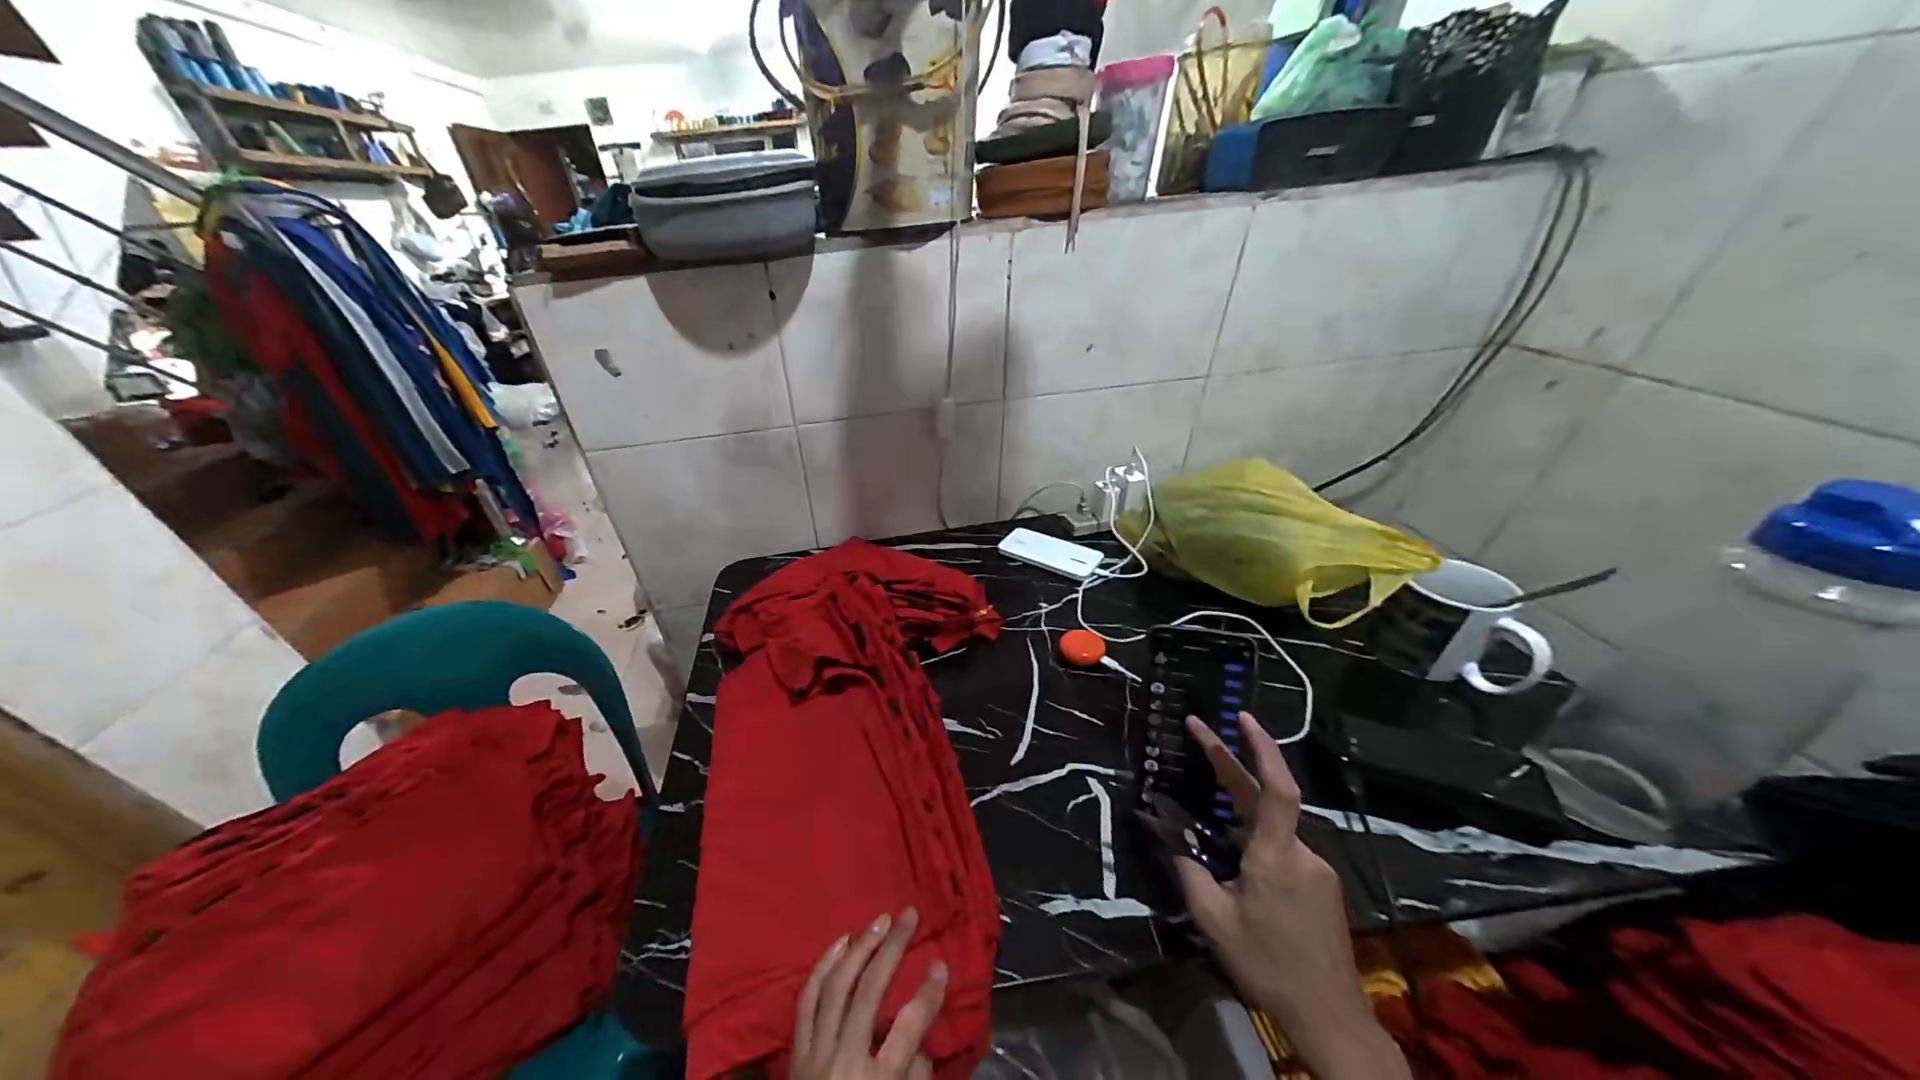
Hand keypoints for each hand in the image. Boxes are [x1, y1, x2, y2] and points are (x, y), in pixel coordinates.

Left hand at [793, 907, 947, 1079]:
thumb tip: (918, 1036)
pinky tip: (841, 942)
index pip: (908, 1027)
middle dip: (893, 948)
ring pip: (836, 986)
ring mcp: (815, 1052)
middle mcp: (843, 1060)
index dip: (928, 993)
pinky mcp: (796, 1050)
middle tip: (910, 915)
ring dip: (860, 947)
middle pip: (869, 993)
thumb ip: (914, 1074)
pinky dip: (824, 965)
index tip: (941, 964)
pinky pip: (807, 998)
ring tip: (880, 921)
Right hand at [1176, 713, 1409, 1079]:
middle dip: (1231, 762)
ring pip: (1273, 828)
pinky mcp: (1323, 886)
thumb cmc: (1267, 965)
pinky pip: (1284, 850)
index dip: (1262, 748)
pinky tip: (1238, 865)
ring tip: (1208, 823)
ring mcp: (1318, 869)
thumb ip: (1190, 871)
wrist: (1329, 1015)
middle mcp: (1302, 854)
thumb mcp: (1213, 921)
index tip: (1242, 718)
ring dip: (1241, 813)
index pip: (1276, 788)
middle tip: (1198, 732)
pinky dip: (1257, 841)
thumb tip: (1171, 835)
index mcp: (1275, 856)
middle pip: (1266, 796)